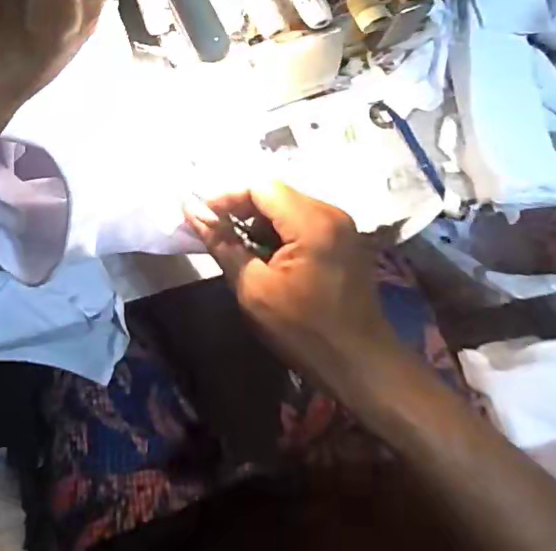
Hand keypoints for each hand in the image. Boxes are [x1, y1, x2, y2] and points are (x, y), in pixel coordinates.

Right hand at [184, 181, 399, 393]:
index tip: (200, 216)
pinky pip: (301, 221)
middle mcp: (330, 213)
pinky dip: (277, 231)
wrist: (363, 368)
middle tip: (213, 231)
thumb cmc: (305, 331)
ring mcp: (341, 226)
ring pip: (286, 206)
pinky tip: (262, 255)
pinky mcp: (343, 240)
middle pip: (274, 193)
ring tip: (233, 245)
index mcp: (312, 221)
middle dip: (240, 208)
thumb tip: (192, 210)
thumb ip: (222, 243)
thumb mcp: (254, 289)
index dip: (226, 197)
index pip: (260, 187)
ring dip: (257, 221)